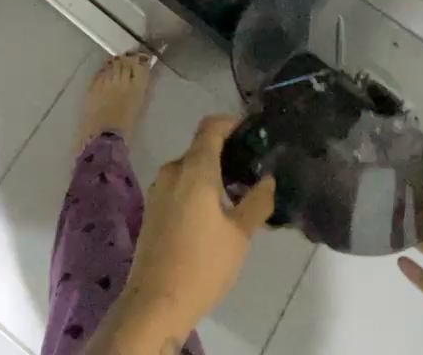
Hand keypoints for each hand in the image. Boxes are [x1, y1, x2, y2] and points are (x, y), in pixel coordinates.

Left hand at [87, 115, 276, 353]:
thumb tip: (269, 179)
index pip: (211, 127)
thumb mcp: (239, 236)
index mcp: (194, 169)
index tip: (253, 131)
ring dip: (212, 174)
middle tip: (254, 171)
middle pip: (201, 148)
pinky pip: (179, 185)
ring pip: (190, 168)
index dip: (231, 122)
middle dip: (227, 154)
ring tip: (239, 195)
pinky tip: (215, 213)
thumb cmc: (202, 264)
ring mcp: (159, 188)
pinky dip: (198, 188)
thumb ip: (257, 202)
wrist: (155, 300)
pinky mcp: (153, 207)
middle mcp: (173, 170)